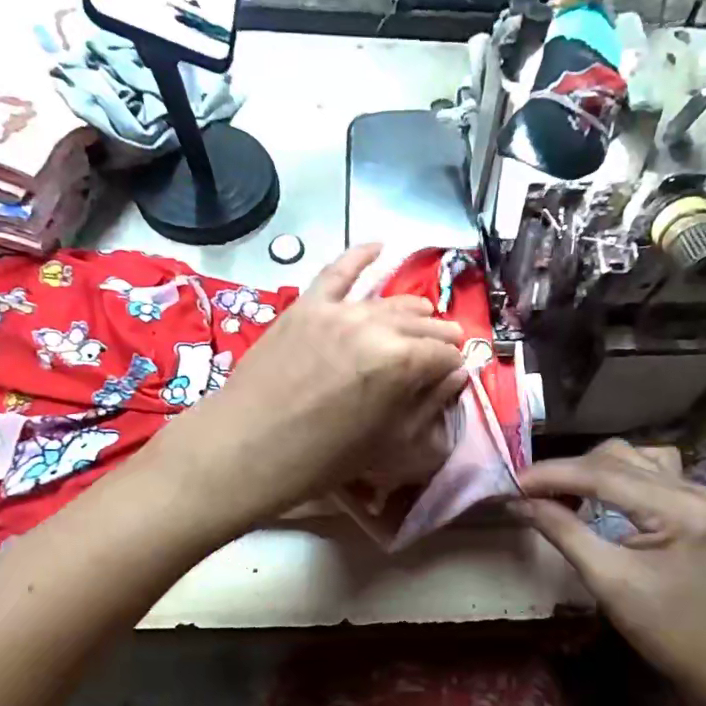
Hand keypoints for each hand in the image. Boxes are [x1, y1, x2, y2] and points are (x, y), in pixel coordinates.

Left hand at [152, 244, 466, 525]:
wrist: (248, 448)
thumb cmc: (324, 459)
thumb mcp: (389, 443)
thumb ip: (429, 404)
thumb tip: (457, 374)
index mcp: (402, 362)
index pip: (447, 354)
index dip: (453, 368)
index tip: (449, 381)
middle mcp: (376, 325)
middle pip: (424, 322)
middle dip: (439, 339)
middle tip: (439, 357)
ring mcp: (338, 310)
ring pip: (391, 301)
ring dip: (413, 311)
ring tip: (422, 320)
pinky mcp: (307, 305)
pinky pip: (338, 272)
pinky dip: (360, 257)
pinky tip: (380, 247)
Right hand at [516, 440, 705, 705]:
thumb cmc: (663, 628)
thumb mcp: (607, 580)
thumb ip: (563, 531)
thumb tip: (520, 501)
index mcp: (678, 507)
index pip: (603, 475)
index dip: (552, 474)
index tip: (512, 482)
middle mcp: (689, 488)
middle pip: (616, 458)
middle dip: (567, 470)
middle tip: (527, 490)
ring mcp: (693, 492)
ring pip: (630, 458)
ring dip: (589, 468)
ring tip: (556, 490)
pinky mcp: (688, 503)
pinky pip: (645, 470)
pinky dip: (613, 474)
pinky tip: (595, 490)